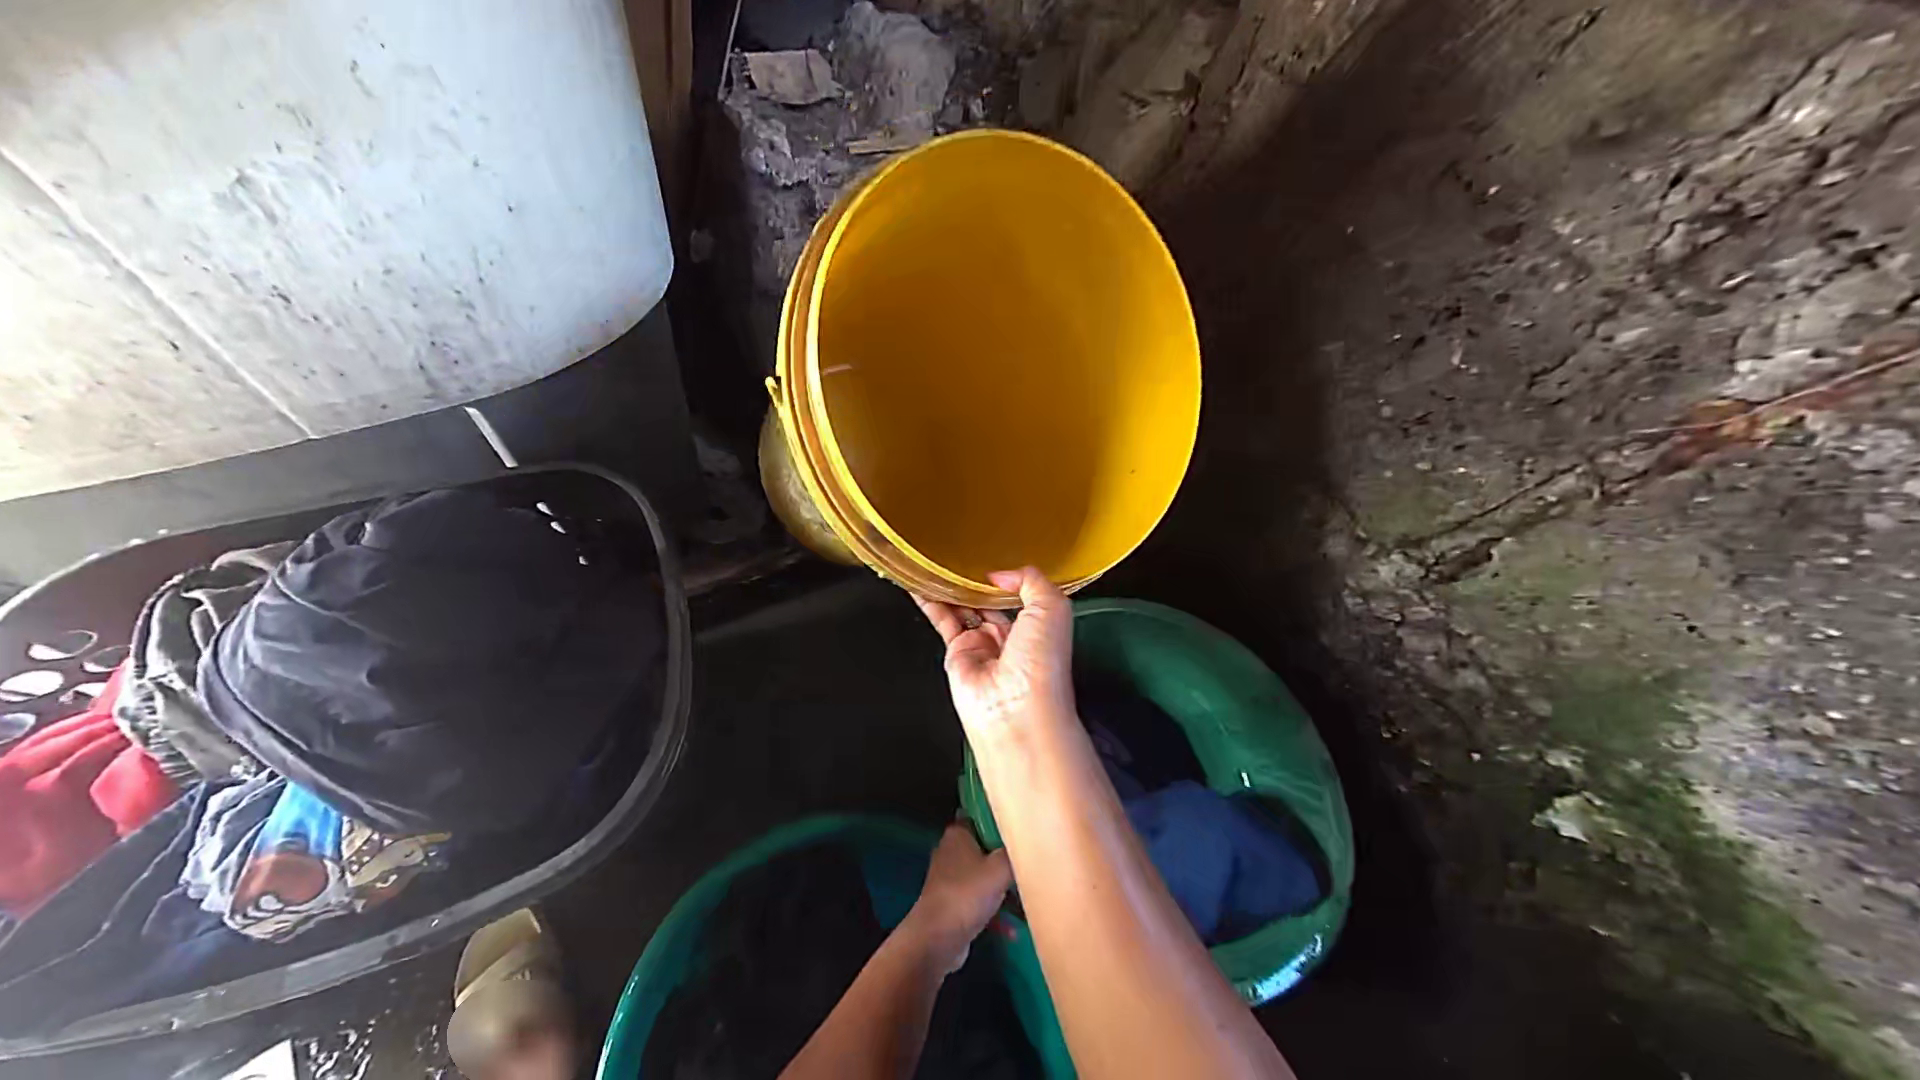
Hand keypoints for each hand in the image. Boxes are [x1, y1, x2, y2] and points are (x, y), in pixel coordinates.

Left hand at [905, 823, 1013, 973]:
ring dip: (1002, 890)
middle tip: (1028, 864)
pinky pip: (978, 902)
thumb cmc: (967, 894)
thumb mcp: (1000, 869)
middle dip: (1005, 858)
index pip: (979, 815)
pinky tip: (1012, 931)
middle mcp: (950, 851)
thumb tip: (1027, 842)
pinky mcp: (952, 904)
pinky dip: (993, 913)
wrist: (937, 939)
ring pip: (983, 877)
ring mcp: (949, 879)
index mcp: (958, 834)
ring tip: (1025, 899)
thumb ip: (1015, 853)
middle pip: (984, 848)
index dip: (998, 819)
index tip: (1020, 827)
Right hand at [914, 567, 1075, 737]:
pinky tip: (921, 584)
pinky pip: (942, 620)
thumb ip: (1030, 579)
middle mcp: (1011, 636)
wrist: (1015, 708)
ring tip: (939, 561)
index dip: (1008, 575)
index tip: (995, 556)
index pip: (1021, 592)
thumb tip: (1002, 575)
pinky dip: (930, 602)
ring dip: (951, 586)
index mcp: (1039, 625)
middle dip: (977, 580)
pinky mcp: (958, 652)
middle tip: (964, 555)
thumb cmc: (1042, 667)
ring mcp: (983, 644)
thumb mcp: (1052, 607)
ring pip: (964, 607)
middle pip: (990, 599)